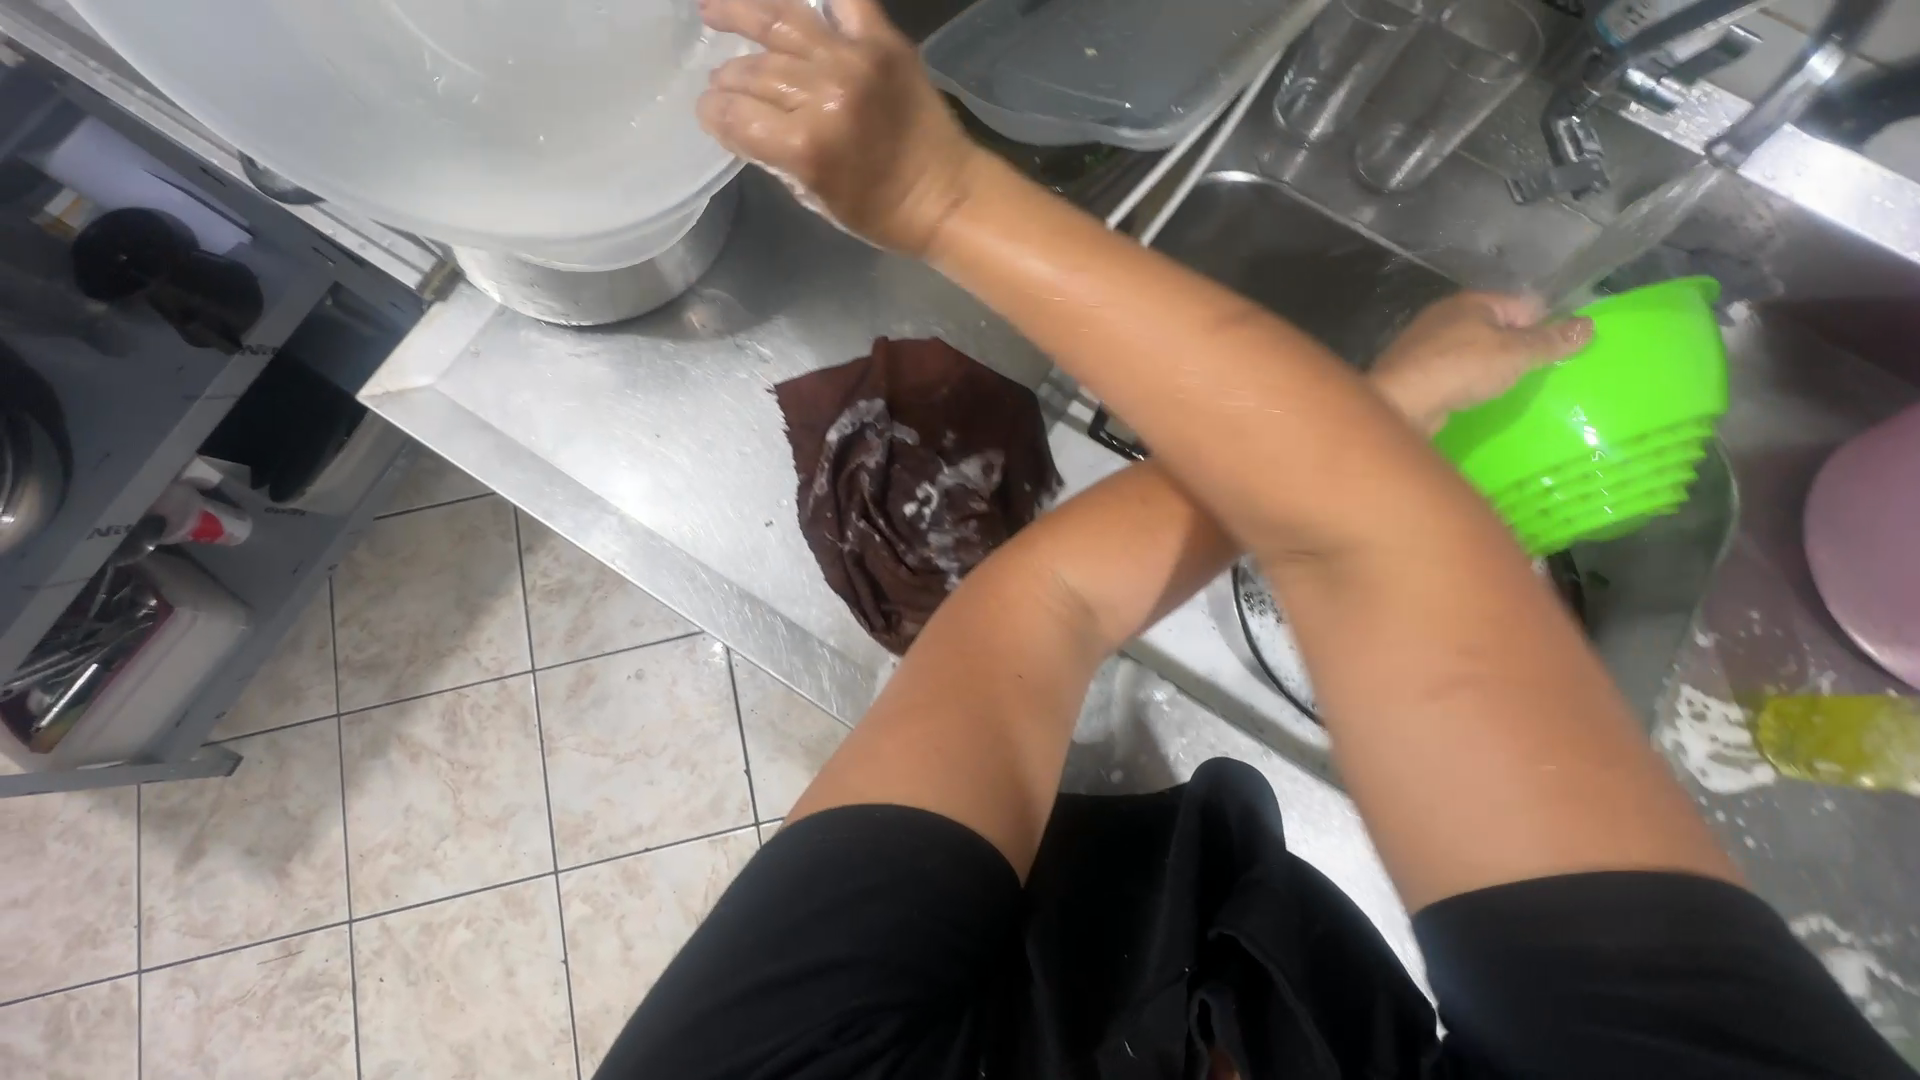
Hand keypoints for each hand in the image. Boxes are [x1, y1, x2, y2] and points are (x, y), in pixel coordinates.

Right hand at [697, 0, 988, 255]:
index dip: (713, 113)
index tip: (711, 113)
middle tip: (722, 80)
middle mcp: (823, 94)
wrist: (946, 196)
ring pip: (781, 24)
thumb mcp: (815, 197)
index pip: (733, 114)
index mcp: (804, 146)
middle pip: (754, 71)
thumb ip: (773, 155)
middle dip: (728, 77)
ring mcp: (854, 60)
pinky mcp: (883, 41)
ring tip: (713, 10)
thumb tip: (738, 121)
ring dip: (741, 14)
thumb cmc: (880, 213)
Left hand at [1369, 292, 1593, 434]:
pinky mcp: (1416, 372)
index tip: (1557, 351)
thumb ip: (1551, 340)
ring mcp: (1426, 345)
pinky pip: (1453, 373)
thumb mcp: (1515, 352)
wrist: (1399, 402)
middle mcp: (1446, 317)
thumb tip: (1589, 324)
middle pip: (1498, 328)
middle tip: (1535, 372)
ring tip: (1506, 387)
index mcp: (1472, 302)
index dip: (1545, 325)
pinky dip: (1465, 382)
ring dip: (1490, 368)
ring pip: (1473, 352)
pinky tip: (1473, 396)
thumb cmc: (1460, 369)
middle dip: (1517, 348)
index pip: (1525, 304)